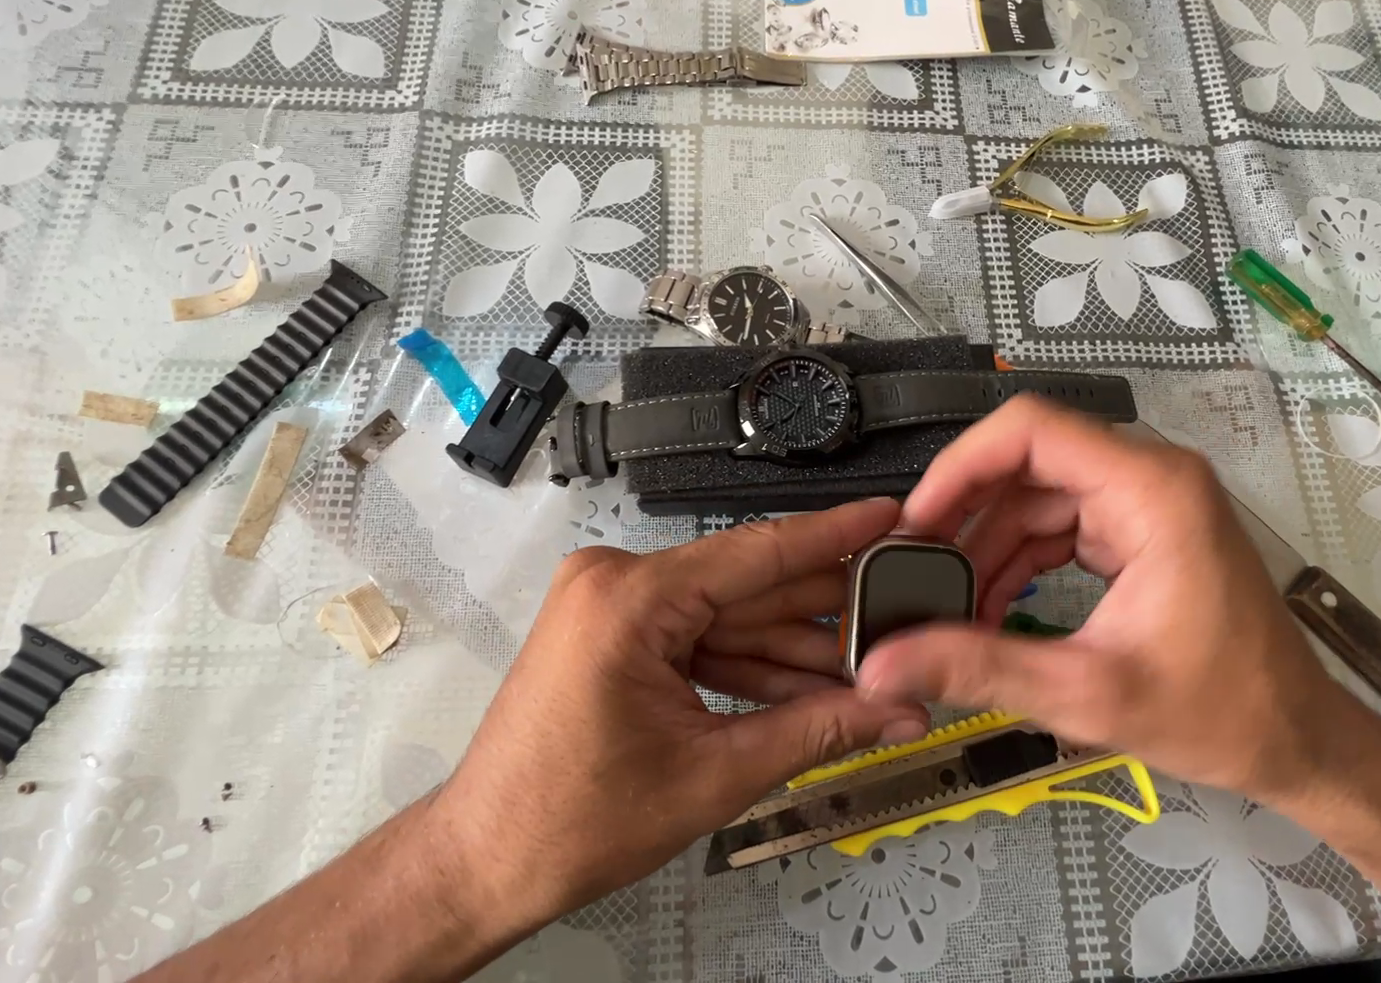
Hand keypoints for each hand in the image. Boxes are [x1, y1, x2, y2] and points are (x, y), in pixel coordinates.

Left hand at [434, 499, 929, 944]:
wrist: (486, 862)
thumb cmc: (564, 821)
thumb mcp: (714, 773)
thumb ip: (817, 731)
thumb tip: (890, 710)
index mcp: (628, 598)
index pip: (757, 550)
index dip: (834, 534)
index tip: (884, 517)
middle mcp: (616, 583)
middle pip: (749, 585)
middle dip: (823, 613)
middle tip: (893, 621)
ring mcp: (614, 606)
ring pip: (730, 614)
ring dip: (794, 647)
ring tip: (863, 671)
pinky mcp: (618, 633)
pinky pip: (702, 635)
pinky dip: (751, 663)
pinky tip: (808, 687)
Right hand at [856, 396, 1358, 802]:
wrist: (1300, 745)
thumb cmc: (1220, 714)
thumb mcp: (1088, 694)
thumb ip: (978, 668)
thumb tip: (882, 664)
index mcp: (1151, 489)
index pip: (1031, 429)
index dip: (961, 465)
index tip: (917, 522)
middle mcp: (1147, 477)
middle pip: (1025, 461)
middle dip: (964, 513)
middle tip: (915, 565)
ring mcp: (1142, 501)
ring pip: (1032, 497)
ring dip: (985, 546)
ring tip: (945, 601)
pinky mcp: (1135, 530)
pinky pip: (1055, 525)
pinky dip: (1014, 561)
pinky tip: (987, 608)